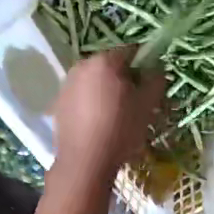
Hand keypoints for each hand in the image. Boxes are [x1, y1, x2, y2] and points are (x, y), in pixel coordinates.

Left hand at [52, 47, 166, 175]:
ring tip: (115, 114)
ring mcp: (66, 84)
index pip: (131, 51)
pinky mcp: (57, 103)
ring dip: (105, 90)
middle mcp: (81, 66)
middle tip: (134, 100)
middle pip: (110, 64)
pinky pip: (80, 95)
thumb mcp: (147, 104)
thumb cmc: (120, 129)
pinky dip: (90, 102)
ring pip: (93, 80)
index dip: (143, 65)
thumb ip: (156, 80)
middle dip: (123, 77)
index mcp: (104, 61)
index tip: (149, 83)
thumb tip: (156, 70)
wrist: (84, 163)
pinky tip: (97, 123)